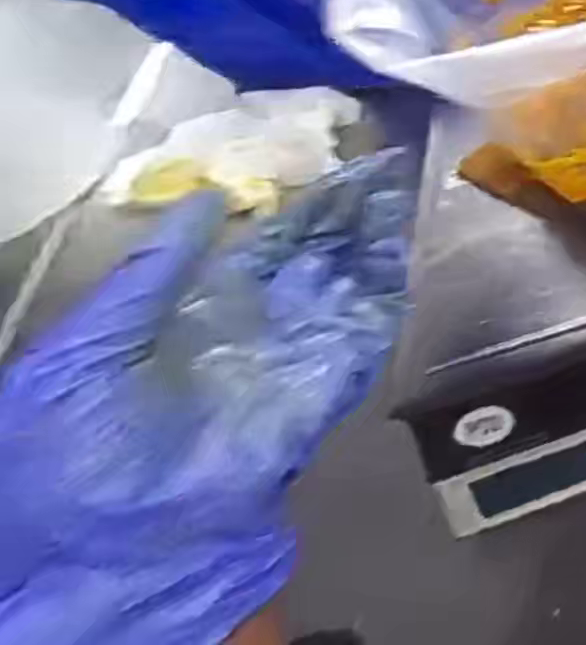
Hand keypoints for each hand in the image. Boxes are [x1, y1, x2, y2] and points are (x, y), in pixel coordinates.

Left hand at [0, 149, 414, 644]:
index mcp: (209, 303)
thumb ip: (149, 275)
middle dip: (350, 203)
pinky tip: (404, 234)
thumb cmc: (77, 444)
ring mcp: (316, 332)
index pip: (269, 238)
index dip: (298, 201)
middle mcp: (273, 310)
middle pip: (324, 244)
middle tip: (378, 160)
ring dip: (378, 225)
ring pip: (359, 265)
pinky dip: (396, 268)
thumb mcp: (82, 350)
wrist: (127, 530)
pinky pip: (380, 305)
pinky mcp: (349, 356)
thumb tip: (202, 200)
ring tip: (396, 182)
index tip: (328, 163)